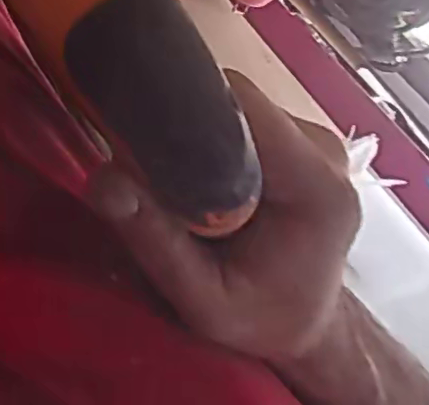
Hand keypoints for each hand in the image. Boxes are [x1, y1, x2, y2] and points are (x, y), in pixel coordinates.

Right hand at [87, 72, 360, 366]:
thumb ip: (157, 243)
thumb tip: (105, 182)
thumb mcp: (204, 303)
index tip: (147, 137)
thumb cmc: (262, 320)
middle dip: (190, 124)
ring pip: (238, 104)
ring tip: (182, 177)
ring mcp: (315, 139)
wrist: (306, 328)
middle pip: (237, 100)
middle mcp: (323, 150)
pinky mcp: (301, 138)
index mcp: (317, 184)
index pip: (241, 102)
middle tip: (154, 166)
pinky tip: (207, 173)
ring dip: (203, 130)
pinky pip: (246, 115)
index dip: (189, 107)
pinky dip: (218, 135)